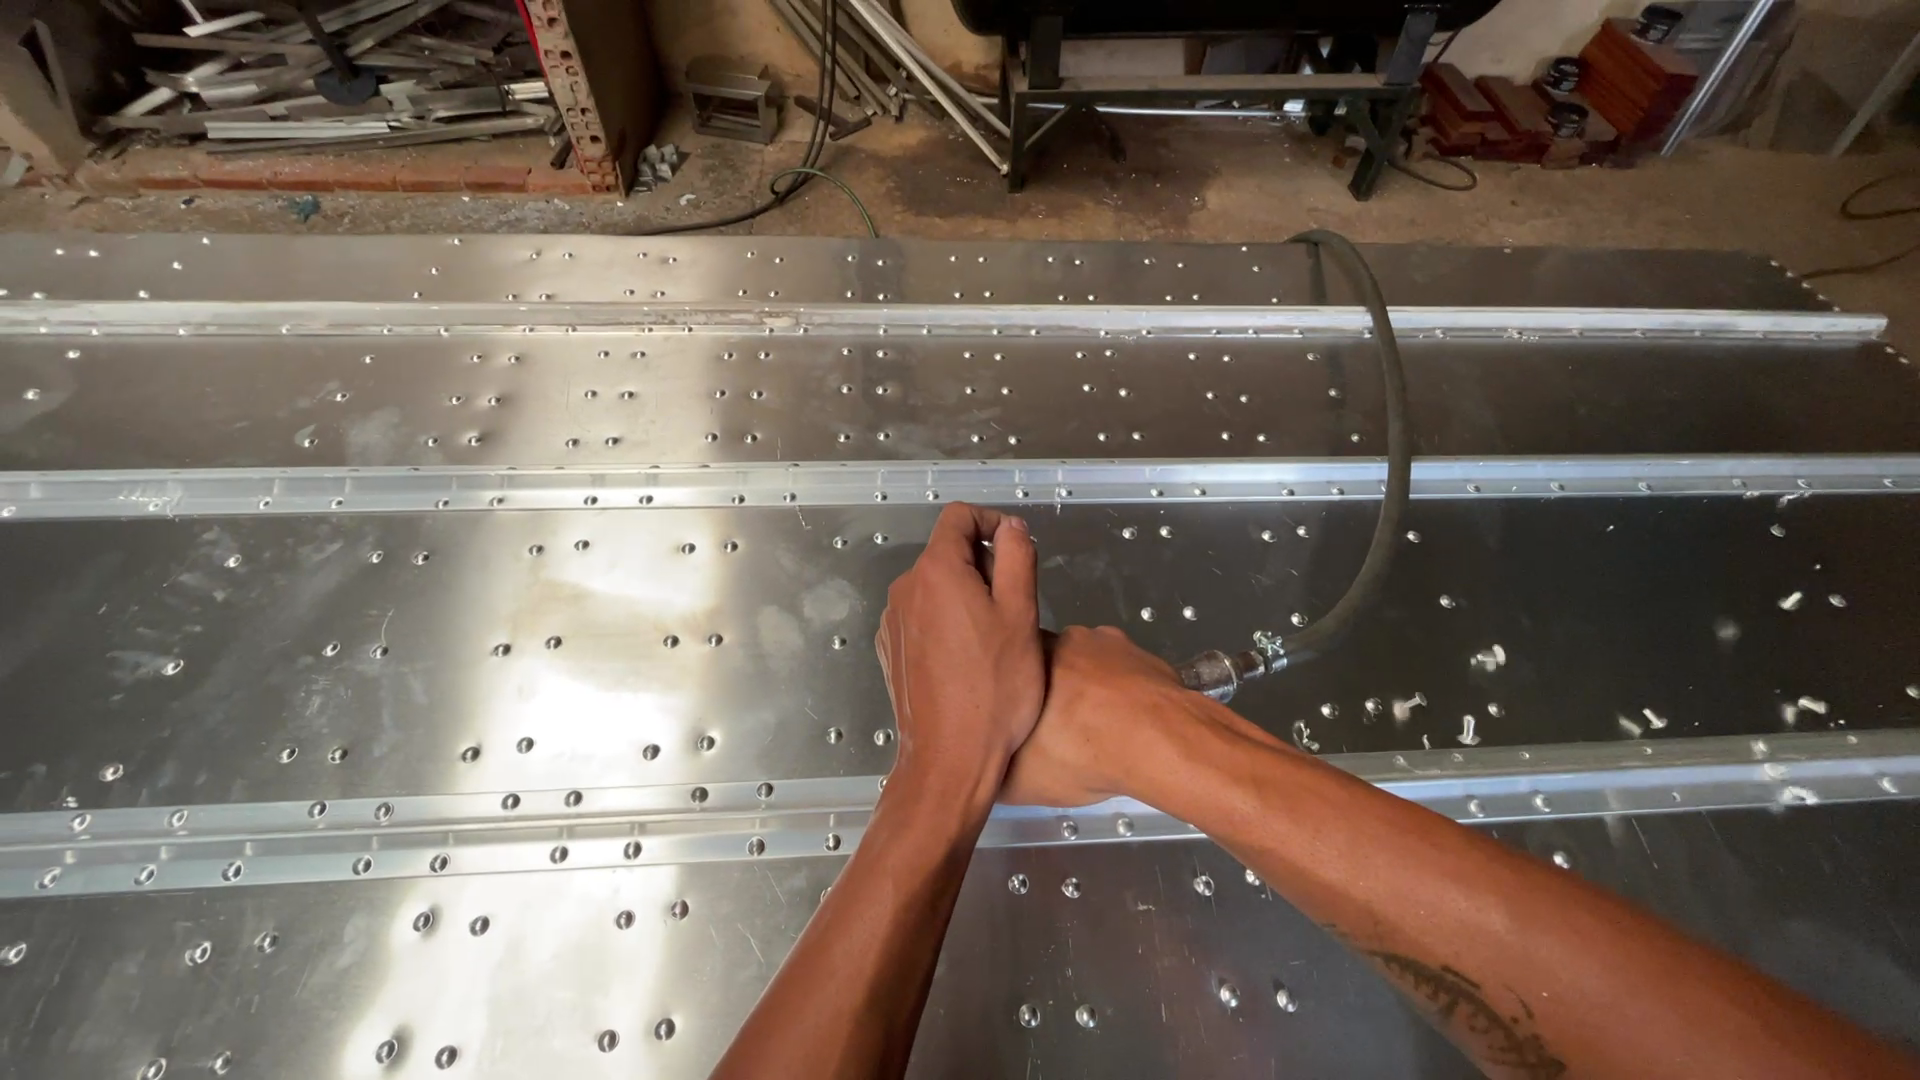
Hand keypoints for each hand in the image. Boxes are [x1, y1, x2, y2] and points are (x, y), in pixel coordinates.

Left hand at [875, 503, 1042, 791]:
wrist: (950, 758)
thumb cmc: (995, 688)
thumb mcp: (1021, 615)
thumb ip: (1016, 557)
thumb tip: (1010, 527)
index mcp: (936, 571)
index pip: (958, 517)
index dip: (991, 522)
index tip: (1016, 548)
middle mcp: (905, 588)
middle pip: (947, 552)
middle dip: (983, 565)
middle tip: (1015, 606)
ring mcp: (892, 621)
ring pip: (935, 586)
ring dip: (965, 595)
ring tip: (994, 638)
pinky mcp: (890, 650)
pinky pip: (922, 617)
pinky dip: (946, 621)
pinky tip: (967, 659)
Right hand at [1000, 625, 1196, 806]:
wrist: (1157, 742)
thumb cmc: (1076, 754)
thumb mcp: (1016, 781)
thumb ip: (993, 769)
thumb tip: (986, 767)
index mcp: (1029, 657)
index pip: (1007, 662)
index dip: (1010, 689)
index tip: (1014, 716)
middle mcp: (1066, 638)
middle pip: (1049, 661)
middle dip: (1050, 688)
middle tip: (1054, 727)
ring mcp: (1110, 643)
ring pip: (1090, 665)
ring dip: (1090, 688)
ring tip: (1096, 728)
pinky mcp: (1147, 656)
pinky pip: (1126, 674)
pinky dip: (1124, 694)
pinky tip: (1128, 725)